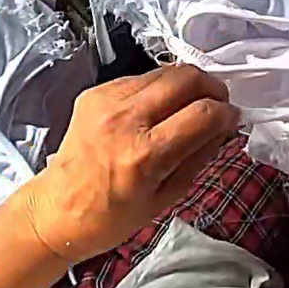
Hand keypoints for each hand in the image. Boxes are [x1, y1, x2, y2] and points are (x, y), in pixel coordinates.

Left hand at [19, 66, 239, 261]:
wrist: (56, 210)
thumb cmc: (113, 216)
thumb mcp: (167, 197)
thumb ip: (199, 155)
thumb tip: (224, 126)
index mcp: (145, 154)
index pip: (203, 113)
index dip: (226, 112)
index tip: (232, 118)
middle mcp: (125, 119)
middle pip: (186, 77)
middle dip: (211, 87)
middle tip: (217, 104)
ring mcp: (106, 100)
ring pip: (165, 71)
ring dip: (186, 84)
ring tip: (189, 105)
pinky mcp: (95, 92)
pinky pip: (141, 78)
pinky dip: (159, 88)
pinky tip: (158, 109)